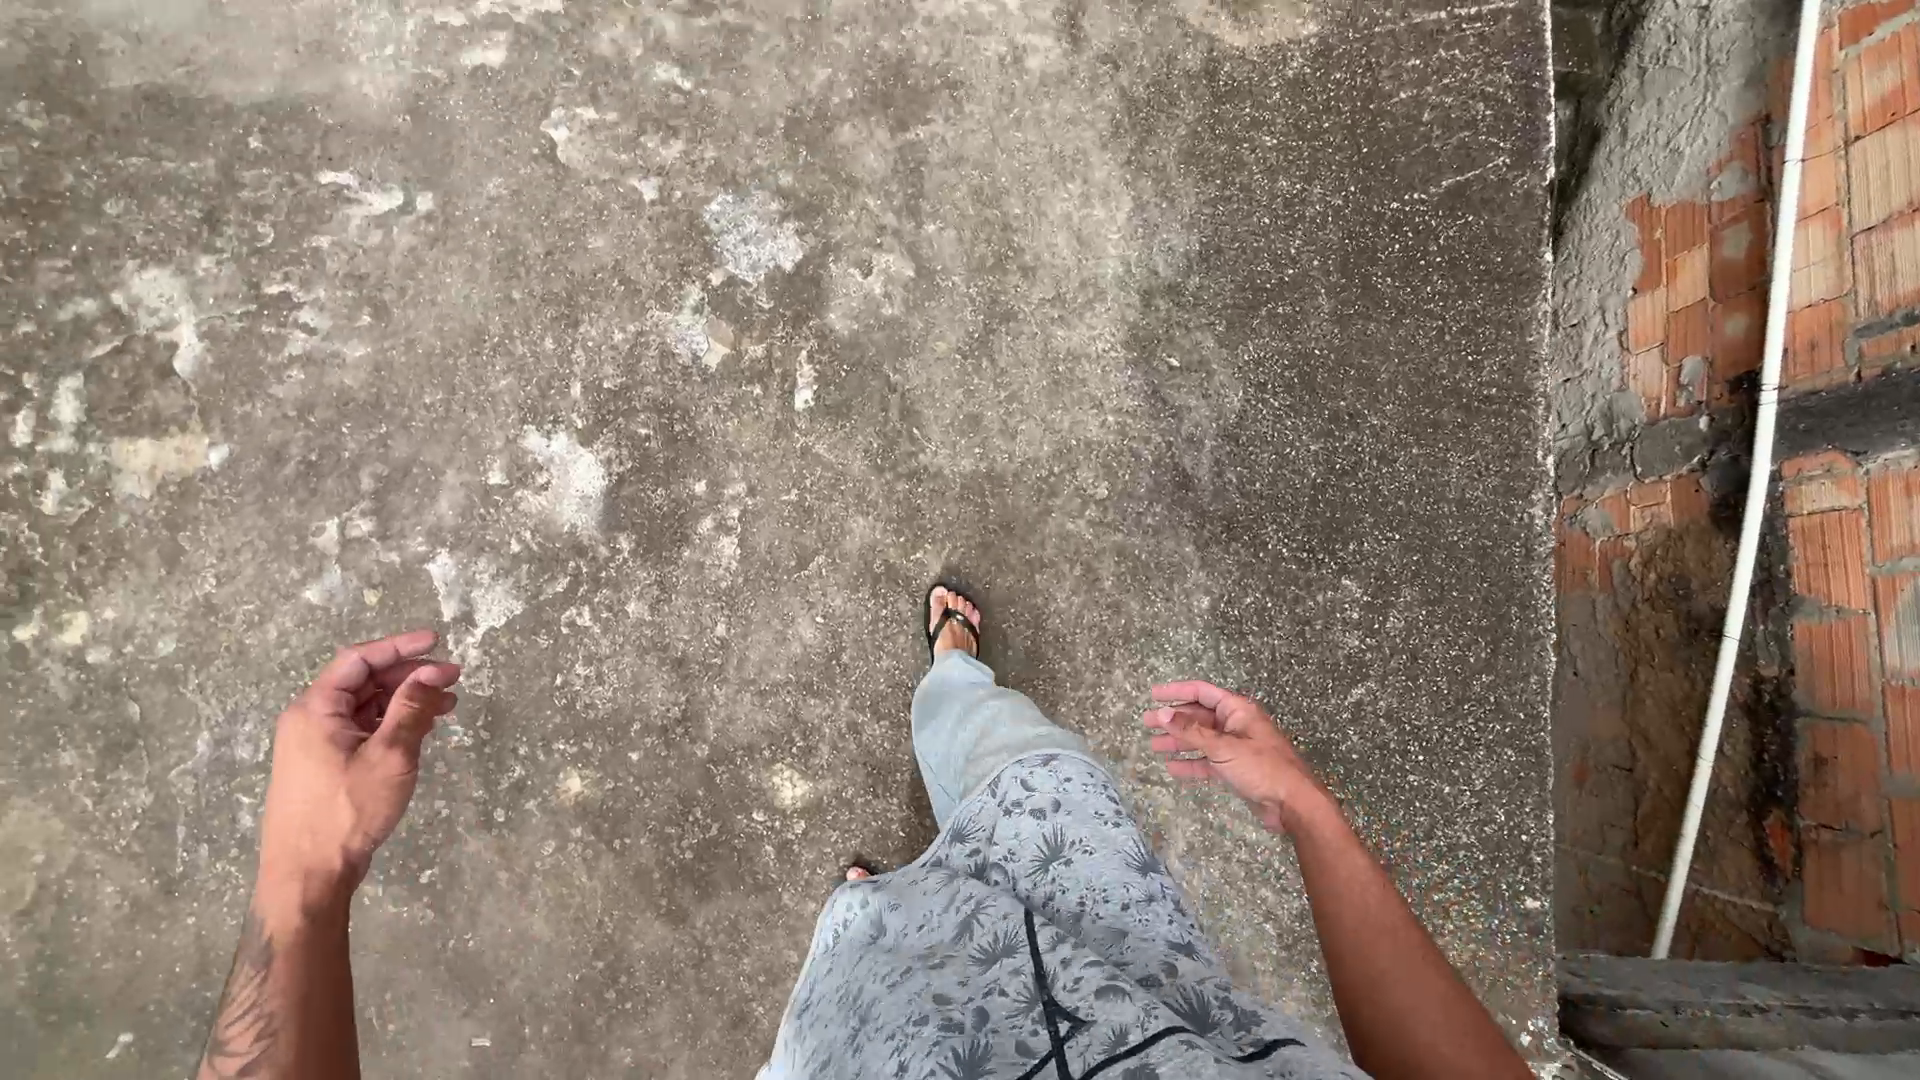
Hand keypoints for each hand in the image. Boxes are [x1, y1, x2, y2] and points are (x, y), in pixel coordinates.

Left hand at [254, 630, 460, 915]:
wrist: (309, 872)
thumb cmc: (347, 809)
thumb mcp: (390, 754)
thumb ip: (412, 709)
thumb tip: (432, 673)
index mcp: (316, 710)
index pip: (358, 660)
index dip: (399, 646)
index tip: (437, 640)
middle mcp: (312, 719)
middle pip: (365, 680)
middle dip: (411, 675)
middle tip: (454, 677)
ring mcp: (318, 743)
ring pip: (368, 705)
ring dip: (408, 699)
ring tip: (449, 704)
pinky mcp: (329, 763)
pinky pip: (366, 727)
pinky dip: (397, 720)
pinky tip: (425, 727)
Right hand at [1143, 680, 1334, 834]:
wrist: (1294, 804)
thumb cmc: (1262, 768)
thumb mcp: (1223, 747)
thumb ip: (1190, 731)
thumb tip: (1162, 713)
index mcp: (1237, 710)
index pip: (1201, 692)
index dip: (1176, 691)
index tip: (1153, 695)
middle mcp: (1235, 724)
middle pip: (1198, 716)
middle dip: (1173, 720)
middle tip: (1147, 723)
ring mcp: (1236, 747)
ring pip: (1201, 739)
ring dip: (1178, 742)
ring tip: (1153, 745)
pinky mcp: (1236, 768)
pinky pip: (1208, 761)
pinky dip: (1191, 763)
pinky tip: (1172, 767)